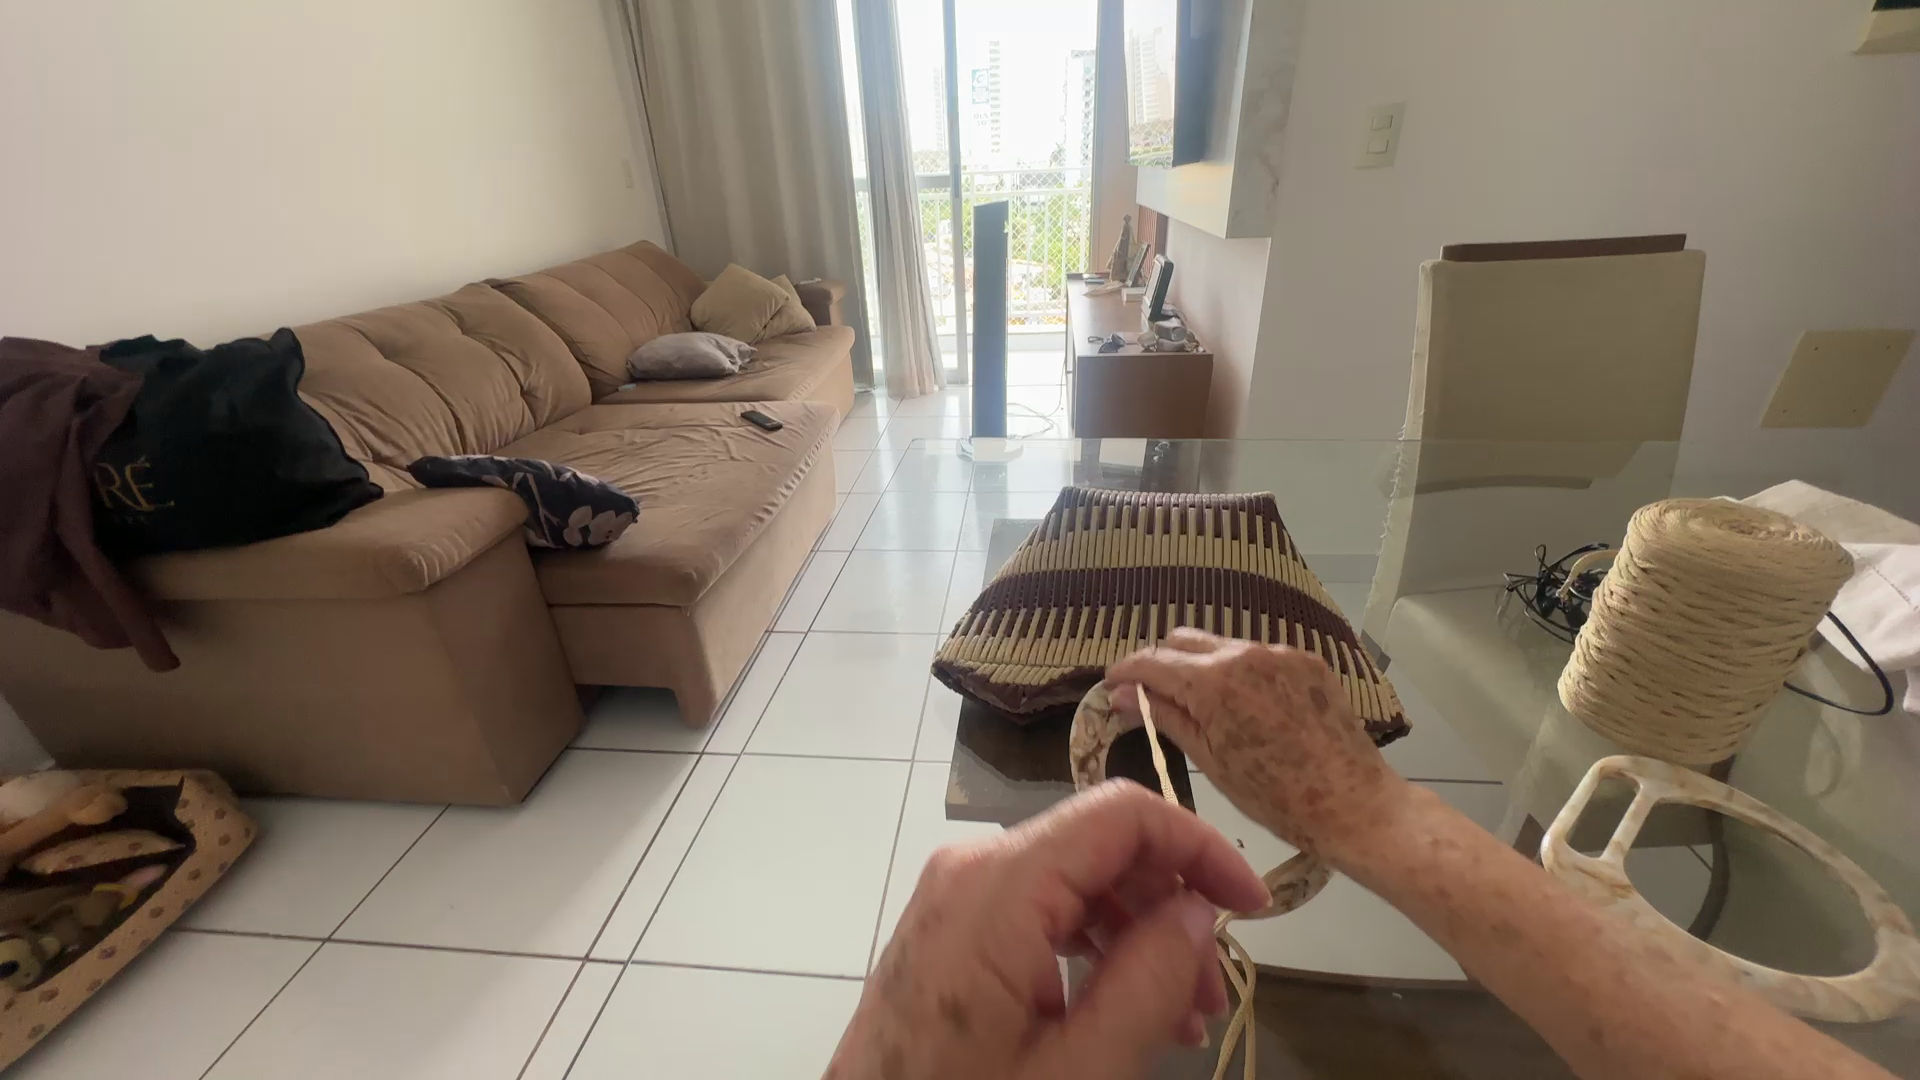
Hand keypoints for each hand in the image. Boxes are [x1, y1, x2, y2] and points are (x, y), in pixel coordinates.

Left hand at [824, 781, 1269, 1079]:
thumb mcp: (1077, 1070)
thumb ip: (1147, 980)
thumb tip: (1197, 906)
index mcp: (1000, 882)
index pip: (1120, 814)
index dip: (1196, 844)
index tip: (1254, 905)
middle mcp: (975, 862)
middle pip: (1099, 847)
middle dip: (1168, 907)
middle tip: (1212, 995)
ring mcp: (958, 887)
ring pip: (1074, 879)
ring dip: (1135, 934)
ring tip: (1179, 1018)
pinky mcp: (954, 918)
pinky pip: (1039, 907)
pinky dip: (1090, 945)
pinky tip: (1120, 1005)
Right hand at [1108, 628, 1408, 864]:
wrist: (1355, 805)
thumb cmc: (1274, 797)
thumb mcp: (1209, 759)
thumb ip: (1163, 716)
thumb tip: (1120, 695)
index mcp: (1213, 682)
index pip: (1152, 661)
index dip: (1125, 670)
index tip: (1111, 684)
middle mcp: (1242, 653)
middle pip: (1181, 639)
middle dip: (1158, 661)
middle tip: (1149, 692)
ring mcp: (1277, 652)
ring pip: (1217, 643)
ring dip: (1196, 663)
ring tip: (1196, 700)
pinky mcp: (1304, 659)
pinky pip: (1253, 654)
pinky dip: (1235, 669)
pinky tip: (1242, 703)